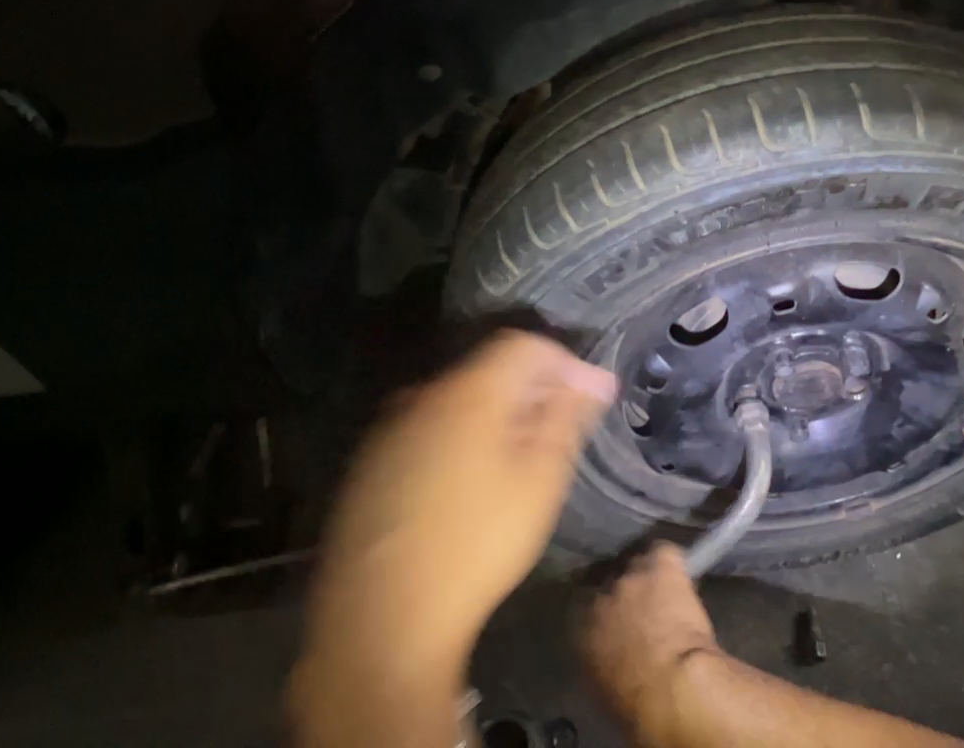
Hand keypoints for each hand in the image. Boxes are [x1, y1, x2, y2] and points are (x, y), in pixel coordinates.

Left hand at [292, 330, 614, 747]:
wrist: (382, 619)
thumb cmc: (478, 544)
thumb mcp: (541, 480)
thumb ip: (567, 416)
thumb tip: (594, 377)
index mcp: (469, 391)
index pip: (525, 344)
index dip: (564, 363)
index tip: (586, 401)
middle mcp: (423, 396)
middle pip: (489, 370)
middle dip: (531, 392)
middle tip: (557, 437)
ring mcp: (389, 430)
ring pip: (457, 402)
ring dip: (495, 418)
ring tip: (516, 466)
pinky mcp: (369, 465)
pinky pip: (428, 431)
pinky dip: (459, 441)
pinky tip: (468, 490)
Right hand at [581, 543, 722, 736]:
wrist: (668, 683)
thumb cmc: (633, 699)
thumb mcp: (601, 681)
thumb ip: (597, 653)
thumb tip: (606, 648)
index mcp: (580, 624)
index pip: (582, 599)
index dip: (598, 602)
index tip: (611, 610)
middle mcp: (601, 590)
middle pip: (608, 574)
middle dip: (619, 584)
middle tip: (637, 598)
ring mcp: (631, 573)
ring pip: (636, 558)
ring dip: (645, 570)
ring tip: (659, 583)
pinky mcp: (662, 563)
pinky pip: (664, 550)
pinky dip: (670, 559)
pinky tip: (679, 569)